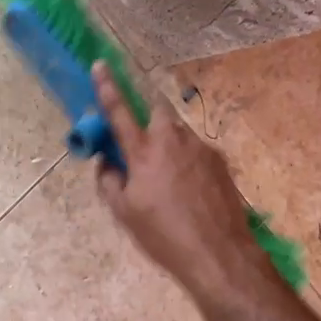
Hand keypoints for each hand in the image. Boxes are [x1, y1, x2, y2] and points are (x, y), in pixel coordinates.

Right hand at [92, 63, 269, 302]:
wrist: (220, 255)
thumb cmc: (164, 236)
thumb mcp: (124, 214)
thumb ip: (108, 181)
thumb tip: (106, 162)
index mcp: (143, 151)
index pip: (118, 111)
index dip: (106, 87)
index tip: (100, 64)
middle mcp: (172, 139)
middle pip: (156, 114)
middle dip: (147, 124)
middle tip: (143, 151)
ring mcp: (200, 147)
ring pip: (177, 134)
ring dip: (169, 147)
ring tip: (170, 183)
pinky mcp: (220, 160)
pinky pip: (196, 151)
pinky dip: (188, 163)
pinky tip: (191, 192)